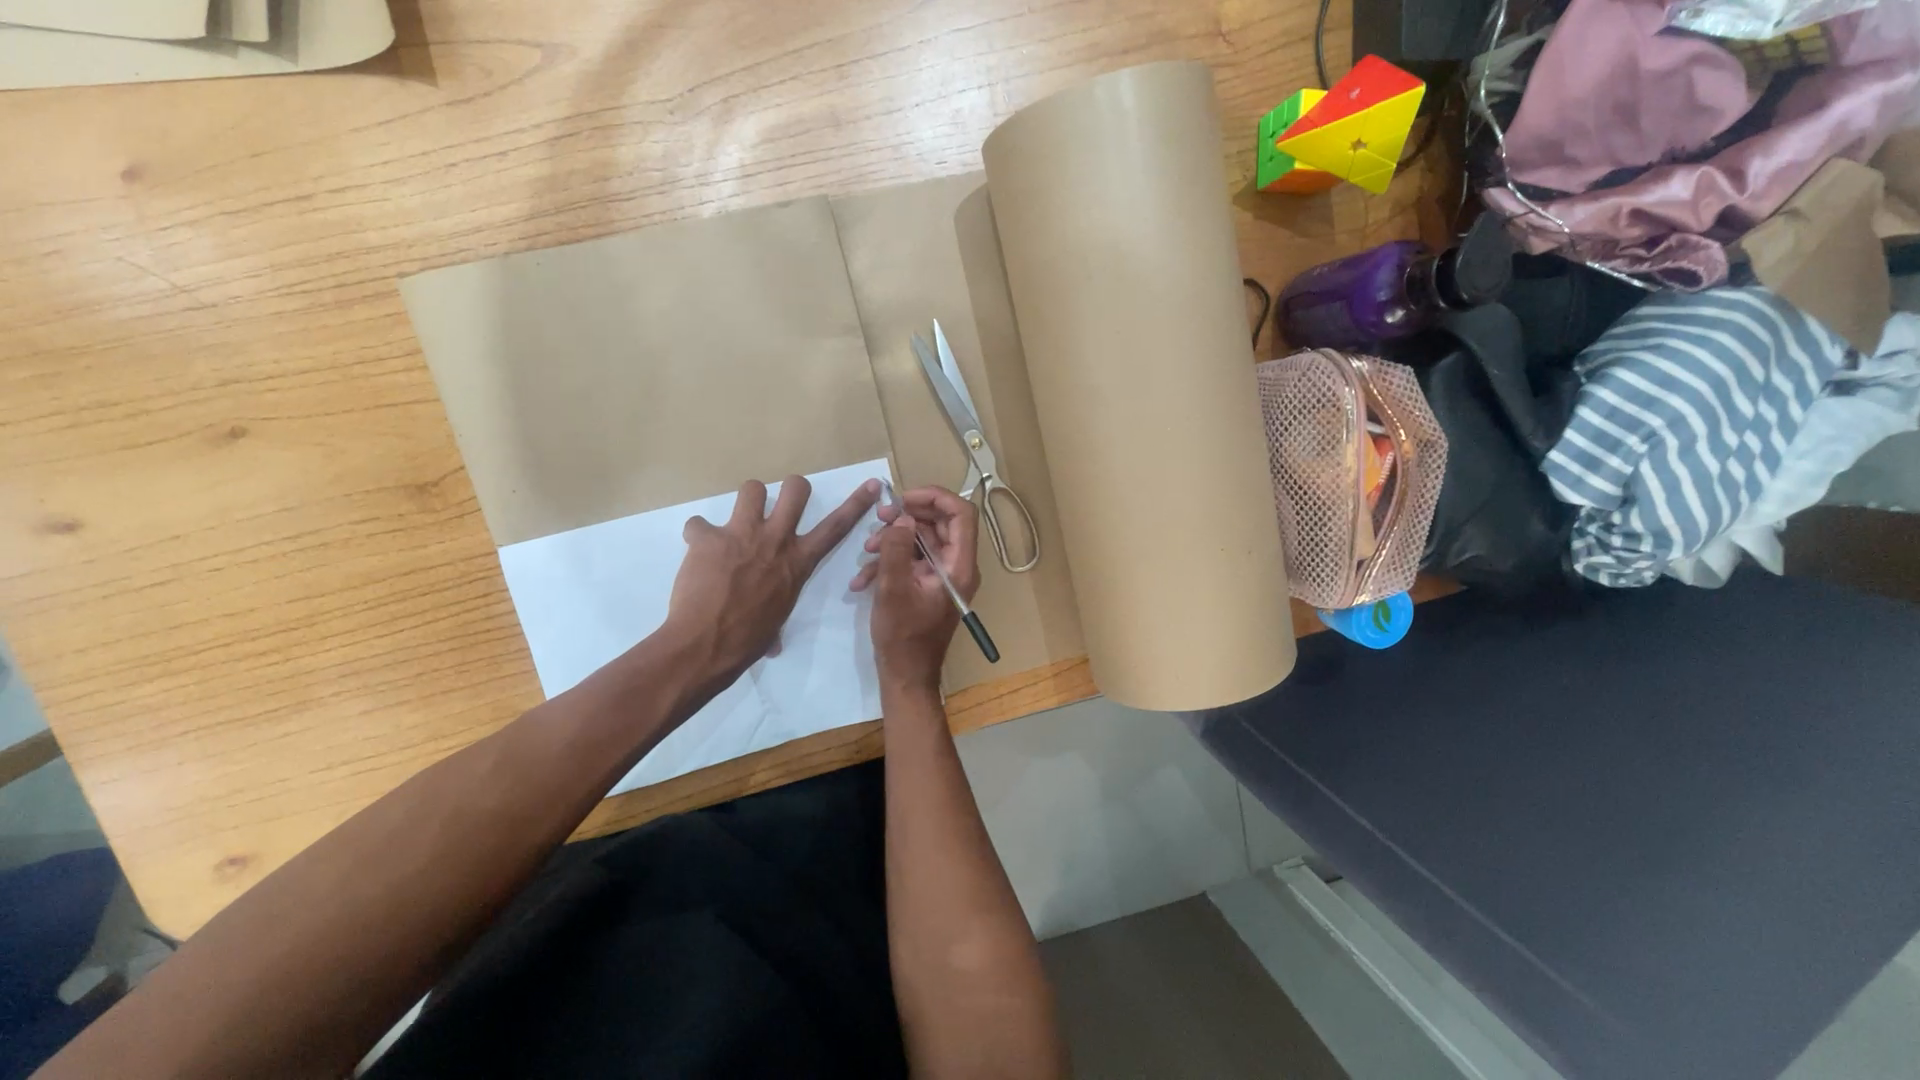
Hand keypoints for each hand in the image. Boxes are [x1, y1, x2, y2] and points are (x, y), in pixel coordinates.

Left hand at [666, 475, 879, 690]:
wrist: (707, 644)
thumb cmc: (748, 641)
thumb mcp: (777, 623)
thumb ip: (776, 612)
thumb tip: (773, 644)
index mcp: (799, 562)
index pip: (837, 526)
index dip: (857, 502)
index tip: (872, 484)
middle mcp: (775, 539)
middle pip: (795, 489)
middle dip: (791, 488)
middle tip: (779, 504)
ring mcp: (742, 534)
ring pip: (752, 488)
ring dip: (745, 503)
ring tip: (736, 523)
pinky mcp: (707, 537)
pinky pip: (697, 524)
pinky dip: (696, 535)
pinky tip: (695, 552)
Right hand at [851, 486, 979, 691]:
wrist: (905, 675)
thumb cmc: (902, 637)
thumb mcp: (893, 589)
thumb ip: (897, 549)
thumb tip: (902, 519)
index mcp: (959, 566)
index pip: (961, 514)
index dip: (934, 498)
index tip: (903, 499)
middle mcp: (957, 567)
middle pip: (940, 523)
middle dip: (907, 518)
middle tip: (879, 519)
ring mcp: (942, 577)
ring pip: (922, 540)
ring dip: (893, 540)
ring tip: (867, 549)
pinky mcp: (928, 586)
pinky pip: (913, 561)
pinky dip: (889, 562)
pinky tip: (863, 578)